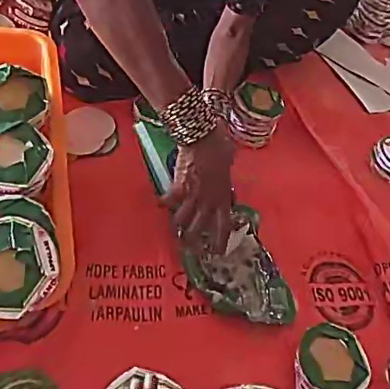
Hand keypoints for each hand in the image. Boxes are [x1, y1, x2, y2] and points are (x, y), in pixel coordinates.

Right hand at [164, 131, 234, 251]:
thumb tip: (227, 190)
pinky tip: (160, 204)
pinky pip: (168, 202)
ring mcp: (192, 196)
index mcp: (223, 197)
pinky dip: (164, 203)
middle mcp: (208, 202)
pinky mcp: (177, 188)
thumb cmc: (219, 147)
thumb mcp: (229, 168)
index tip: (218, 252)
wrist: (202, 136)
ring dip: (177, 228)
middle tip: (190, 250)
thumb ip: (226, 183)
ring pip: (181, 222)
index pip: (224, 226)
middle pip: (199, 230)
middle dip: (193, 244)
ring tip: (174, 233)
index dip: (220, 241)